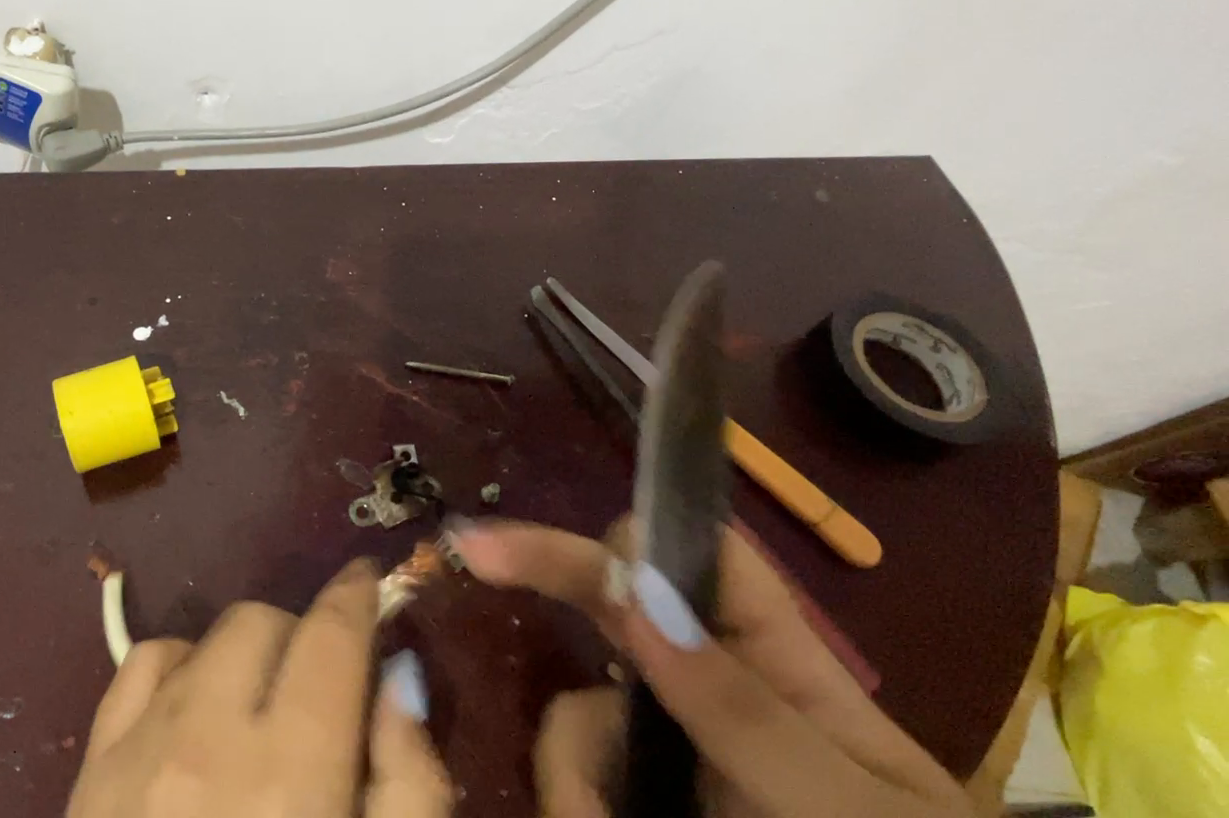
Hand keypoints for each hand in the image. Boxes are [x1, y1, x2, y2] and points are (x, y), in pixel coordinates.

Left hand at [68, 559, 451, 817]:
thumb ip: (409, 782)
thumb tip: (398, 680)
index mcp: (292, 771)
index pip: (331, 638)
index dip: (356, 596)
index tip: (369, 580)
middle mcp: (209, 736)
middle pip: (263, 622)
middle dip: (302, 634)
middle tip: (322, 683)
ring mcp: (140, 745)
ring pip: (204, 636)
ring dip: (244, 652)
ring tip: (259, 704)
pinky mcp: (93, 766)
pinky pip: (141, 666)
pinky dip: (180, 667)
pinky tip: (196, 710)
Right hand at [451, 517, 973, 817]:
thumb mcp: (852, 805)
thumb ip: (741, 706)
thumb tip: (635, 584)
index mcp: (781, 663)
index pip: (701, 556)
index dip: (633, 535)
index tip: (580, 539)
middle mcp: (711, 690)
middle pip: (611, 603)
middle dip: (546, 576)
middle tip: (472, 549)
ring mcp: (673, 754)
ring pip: (580, 708)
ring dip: (573, 769)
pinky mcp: (641, 800)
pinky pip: (579, 779)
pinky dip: (574, 798)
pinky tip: (593, 815)